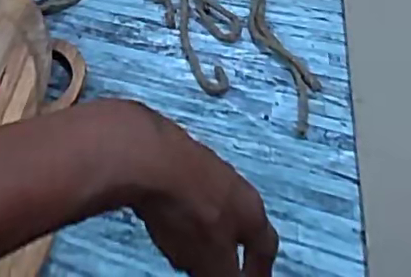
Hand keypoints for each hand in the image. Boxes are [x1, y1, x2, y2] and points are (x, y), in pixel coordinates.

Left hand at [122, 107, 277, 275]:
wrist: (145, 154)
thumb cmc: (187, 209)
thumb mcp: (212, 265)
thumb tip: (227, 276)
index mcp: (252, 210)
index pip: (265, 248)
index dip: (256, 271)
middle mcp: (230, 178)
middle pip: (234, 218)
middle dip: (224, 244)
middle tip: (211, 265)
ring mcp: (197, 157)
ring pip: (203, 198)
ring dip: (196, 221)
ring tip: (179, 241)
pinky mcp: (166, 146)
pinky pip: (175, 182)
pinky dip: (171, 201)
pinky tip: (156, 212)